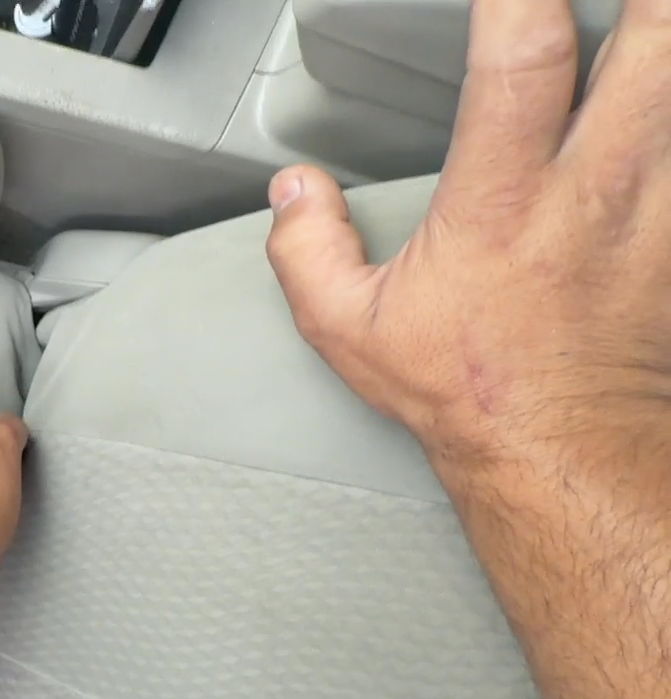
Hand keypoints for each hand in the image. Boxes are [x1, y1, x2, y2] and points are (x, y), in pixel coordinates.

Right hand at [265, 0, 670, 473]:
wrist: (552, 429)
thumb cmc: (452, 378)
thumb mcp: (339, 325)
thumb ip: (304, 250)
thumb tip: (292, 189)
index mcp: (496, 207)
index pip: (521, 67)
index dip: (517, 0)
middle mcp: (595, 186)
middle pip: (657, 36)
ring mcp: (661, 196)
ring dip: (668, 32)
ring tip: (641, 16)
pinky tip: (653, 88)